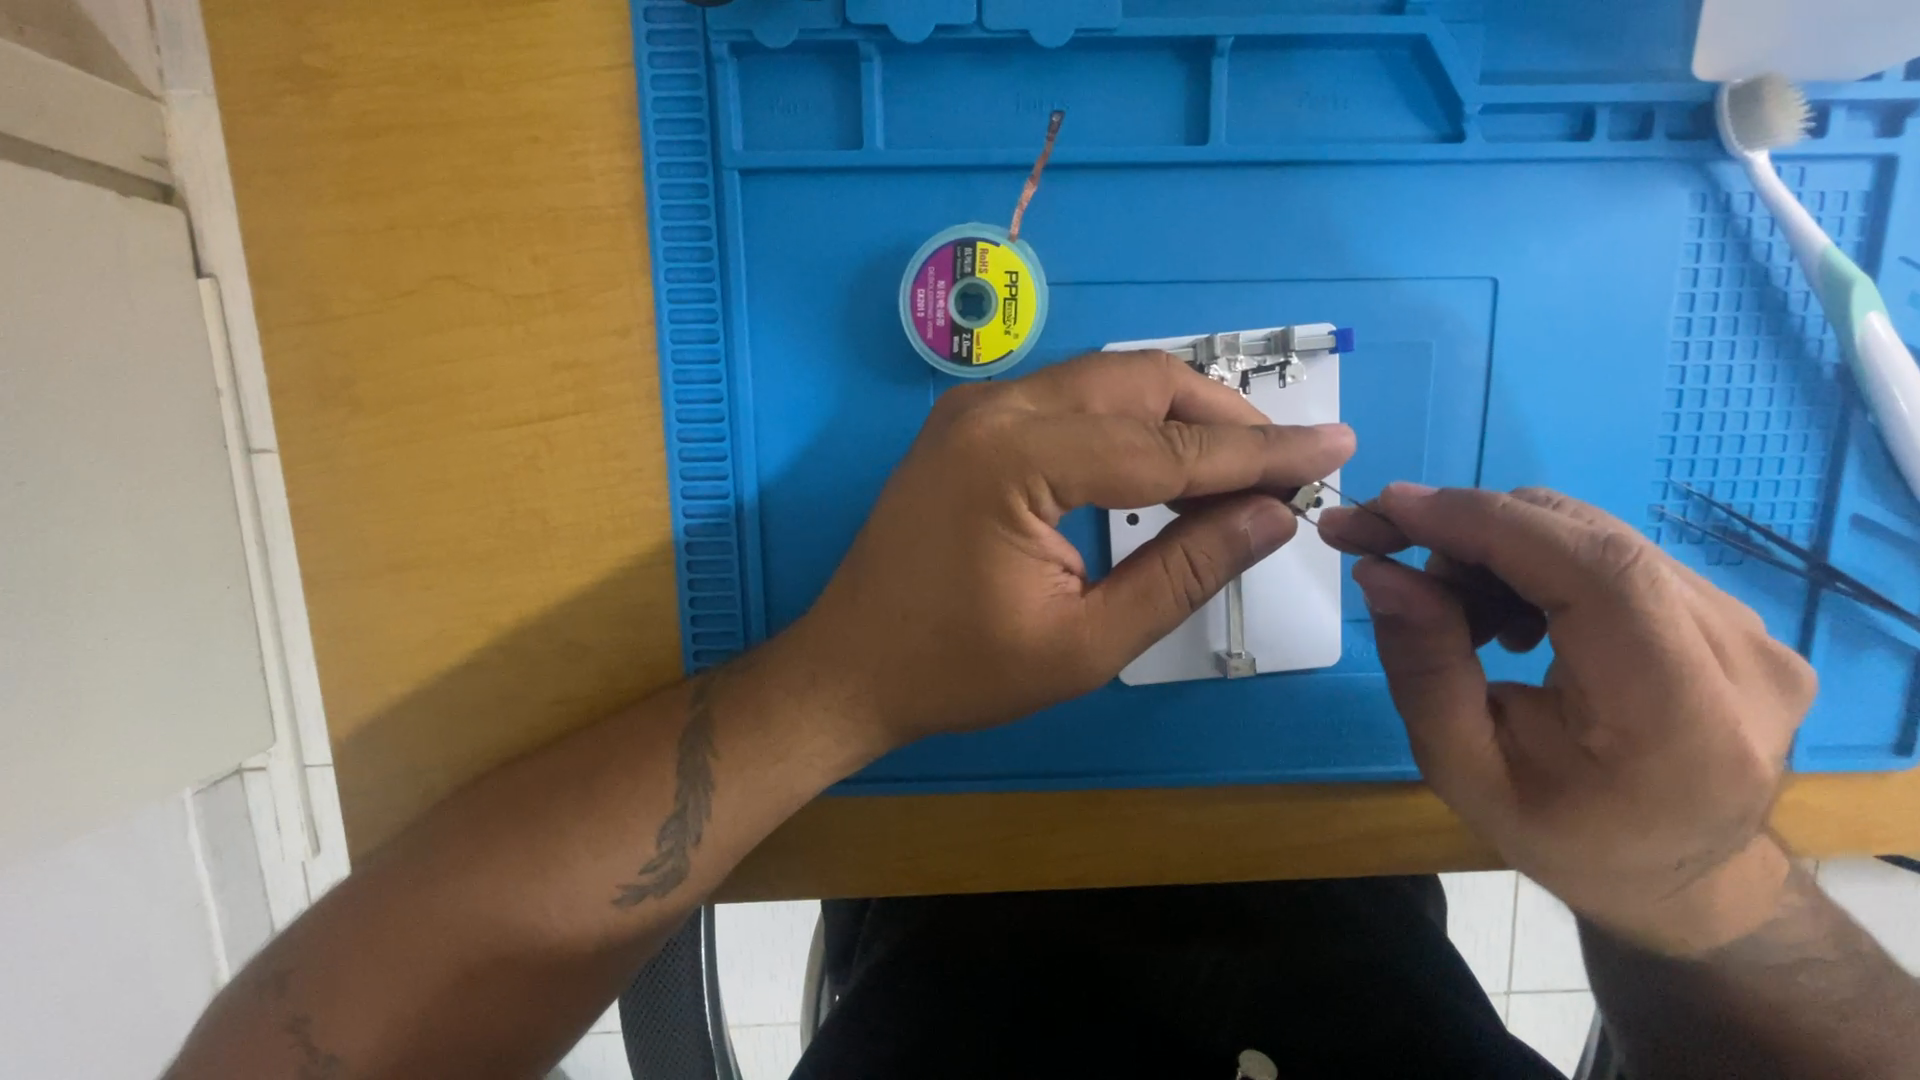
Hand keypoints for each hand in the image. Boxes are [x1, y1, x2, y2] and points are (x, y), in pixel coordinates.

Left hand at [789, 350, 1353, 748]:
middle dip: (1223, 420)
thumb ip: (1183, 572)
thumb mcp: (1084, 643)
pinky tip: (1163, 467)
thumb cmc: (958, 670)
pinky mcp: (969, 423)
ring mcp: (975, 407)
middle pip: (1140, 383)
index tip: (1337, 447)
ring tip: (1239, 473)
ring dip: (1179, 418)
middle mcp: (996, 407)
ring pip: (1108, 382)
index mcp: (1018, 458)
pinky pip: (1071, 401)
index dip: (1260, 454)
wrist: (849, 666)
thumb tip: (1273, 516)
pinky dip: (1128, 424)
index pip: (1167, 446)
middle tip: (1286, 467)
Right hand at [1318, 485, 1816, 955]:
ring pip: (1592, 536)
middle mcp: (1739, 657)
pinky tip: (1502, 617)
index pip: (1594, 572)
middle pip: (1588, 538)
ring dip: (1495, 549)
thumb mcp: (1462, 770)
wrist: (1678, 876)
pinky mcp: (1733, 617)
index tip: (1388, 508)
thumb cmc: (1561, 837)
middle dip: (1467, 527)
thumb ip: (1424, 670)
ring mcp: (1750, 630)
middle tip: (1380, 548)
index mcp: (1677, 715)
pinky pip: (1610, 553)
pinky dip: (1532, 563)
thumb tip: (1380, 571)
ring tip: (1445, 610)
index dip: (1484, 523)